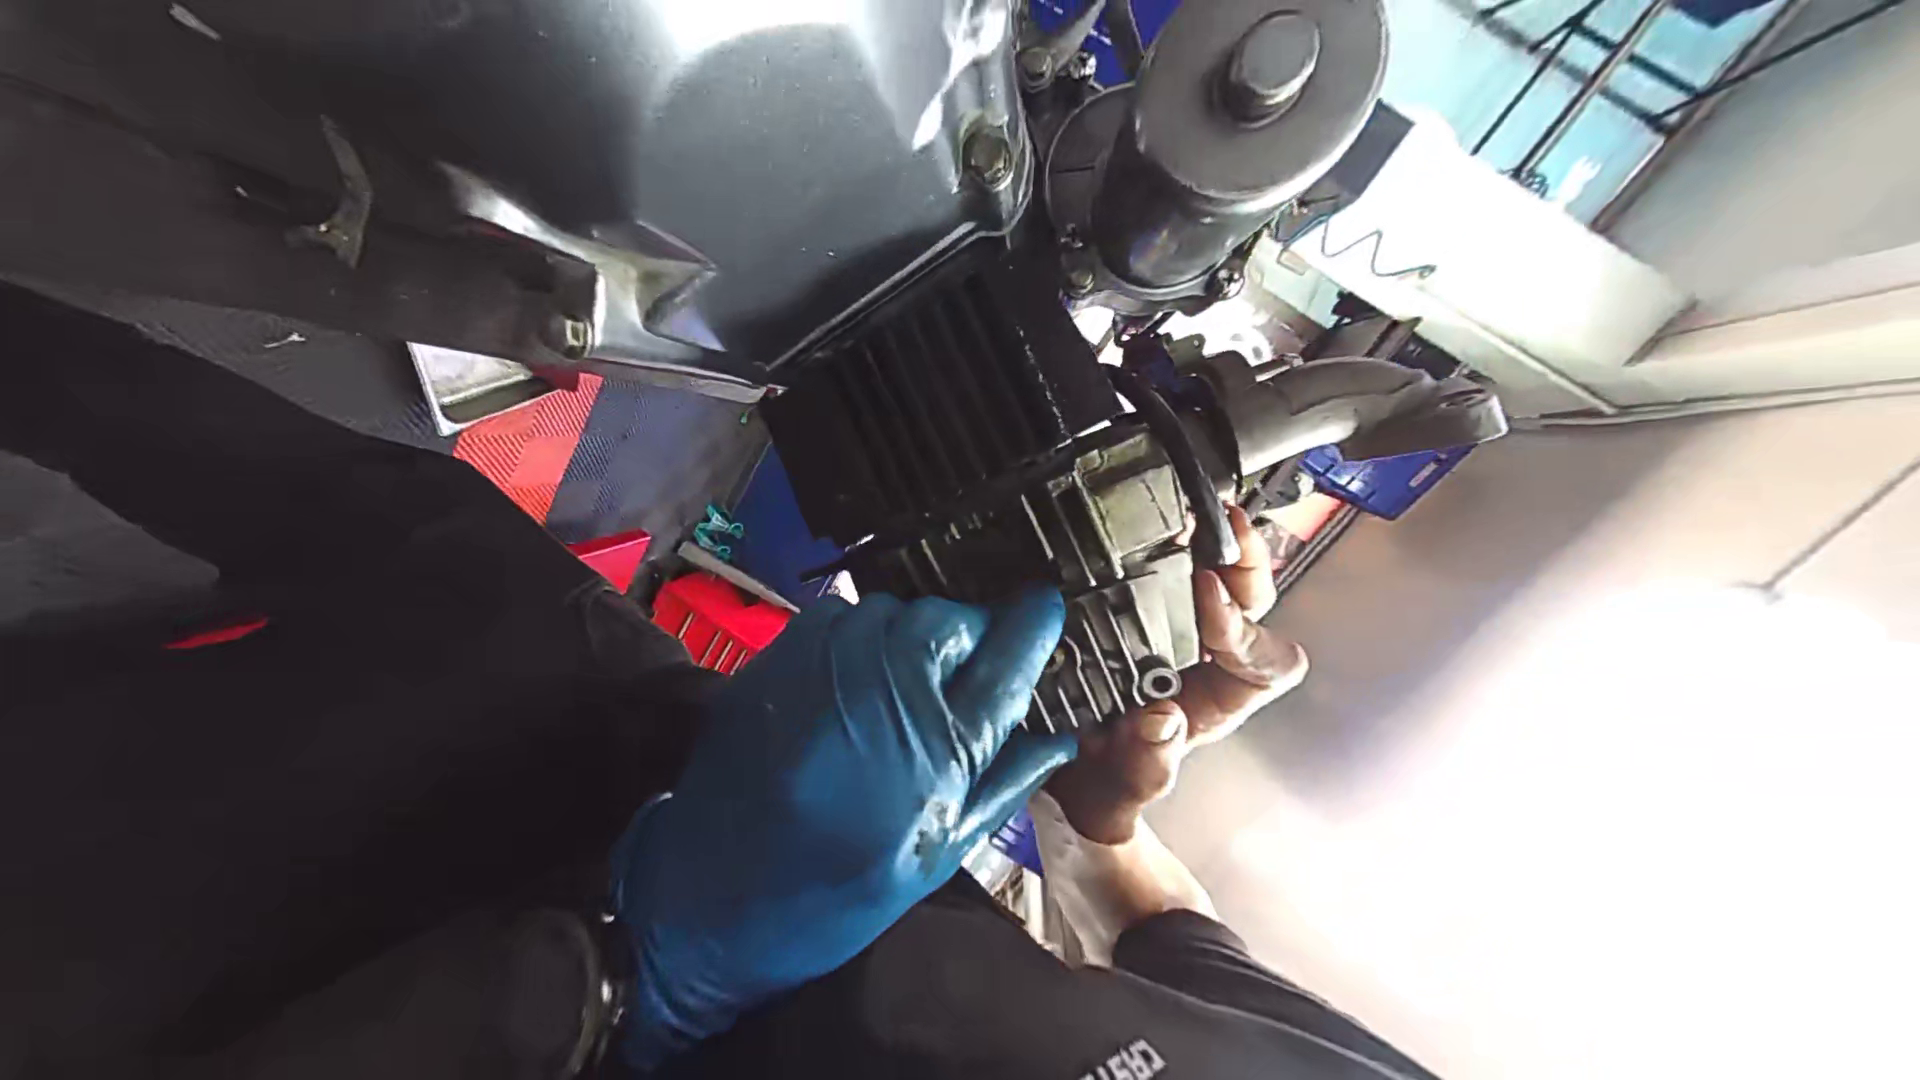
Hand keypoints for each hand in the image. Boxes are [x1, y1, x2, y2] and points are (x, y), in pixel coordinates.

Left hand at [608, 589, 1076, 1069]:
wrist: (715, 893)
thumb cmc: (842, 887)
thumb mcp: (942, 852)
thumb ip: (1005, 781)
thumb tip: (1061, 735)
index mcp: (943, 746)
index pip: (1010, 659)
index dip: (1035, 623)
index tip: (1047, 603)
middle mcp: (892, 686)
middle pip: (955, 619)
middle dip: (970, 634)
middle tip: (957, 672)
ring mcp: (832, 661)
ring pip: (900, 611)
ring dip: (914, 635)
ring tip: (900, 679)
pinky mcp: (786, 651)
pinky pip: (846, 615)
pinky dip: (862, 634)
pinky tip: (852, 674)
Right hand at [1048, 505, 1307, 842]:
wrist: (1065, 767)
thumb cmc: (1104, 781)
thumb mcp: (1121, 788)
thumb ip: (1144, 767)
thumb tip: (1162, 721)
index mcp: (1218, 701)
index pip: (1265, 662)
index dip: (1244, 629)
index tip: (1207, 600)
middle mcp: (1206, 659)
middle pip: (1254, 601)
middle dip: (1245, 560)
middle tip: (1223, 525)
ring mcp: (1174, 629)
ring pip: (1218, 576)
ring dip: (1212, 540)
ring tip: (1190, 509)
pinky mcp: (1138, 609)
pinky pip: (1167, 570)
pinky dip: (1166, 542)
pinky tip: (1149, 523)